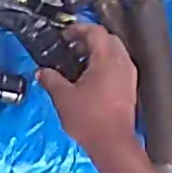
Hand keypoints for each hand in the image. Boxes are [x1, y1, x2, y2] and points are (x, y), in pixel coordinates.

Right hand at [38, 23, 143, 163]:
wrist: (112, 143)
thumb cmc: (88, 118)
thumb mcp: (62, 96)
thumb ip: (51, 79)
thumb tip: (42, 72)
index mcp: (107, 59)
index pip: (96, 31)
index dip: (78, 29)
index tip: (64, 35)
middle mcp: (122, 63)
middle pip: (108, 39)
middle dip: (88, 39)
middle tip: (69, 47)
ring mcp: (129, 76)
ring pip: (114, 52)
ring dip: (96, 52)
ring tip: (76, 63)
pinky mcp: (129, 88)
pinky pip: (117, 66)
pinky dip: (103, 65)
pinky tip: (88, 78)